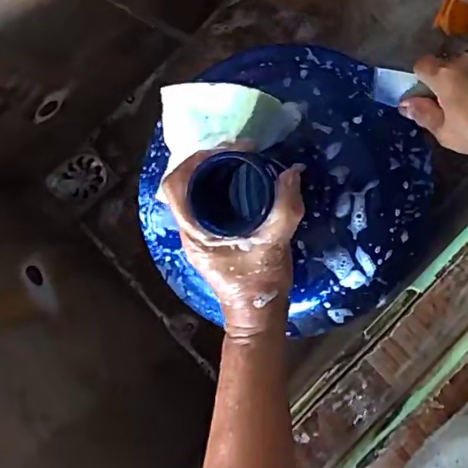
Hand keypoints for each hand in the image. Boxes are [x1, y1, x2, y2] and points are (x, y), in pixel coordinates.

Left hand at [159, 150, 305, 341]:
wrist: (258, 317)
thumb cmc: (260, 284)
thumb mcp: (276, 243)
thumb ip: (285, 206)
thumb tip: (292, 171)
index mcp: (195, 231)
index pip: (175, 186)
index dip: (194, 161)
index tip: (225, 150)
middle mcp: (190, 231)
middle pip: (181, 185)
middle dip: (205, 162)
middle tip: (236, 151)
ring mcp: (198, 236)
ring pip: (192, 193)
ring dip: (211, 174)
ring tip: (240, 161)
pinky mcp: (210, 239)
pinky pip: (205, 203)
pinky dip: (219, 187)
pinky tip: (242, 182)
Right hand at [398, 52, 467, 159]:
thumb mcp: (447, 134)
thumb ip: (424, 114)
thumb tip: (406, 103)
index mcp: (444, 75)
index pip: (421, 65)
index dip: (423, 80)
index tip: (431, 98)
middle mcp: (465, 59)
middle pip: (448, 66)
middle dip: (450, 81)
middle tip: (461, 106)